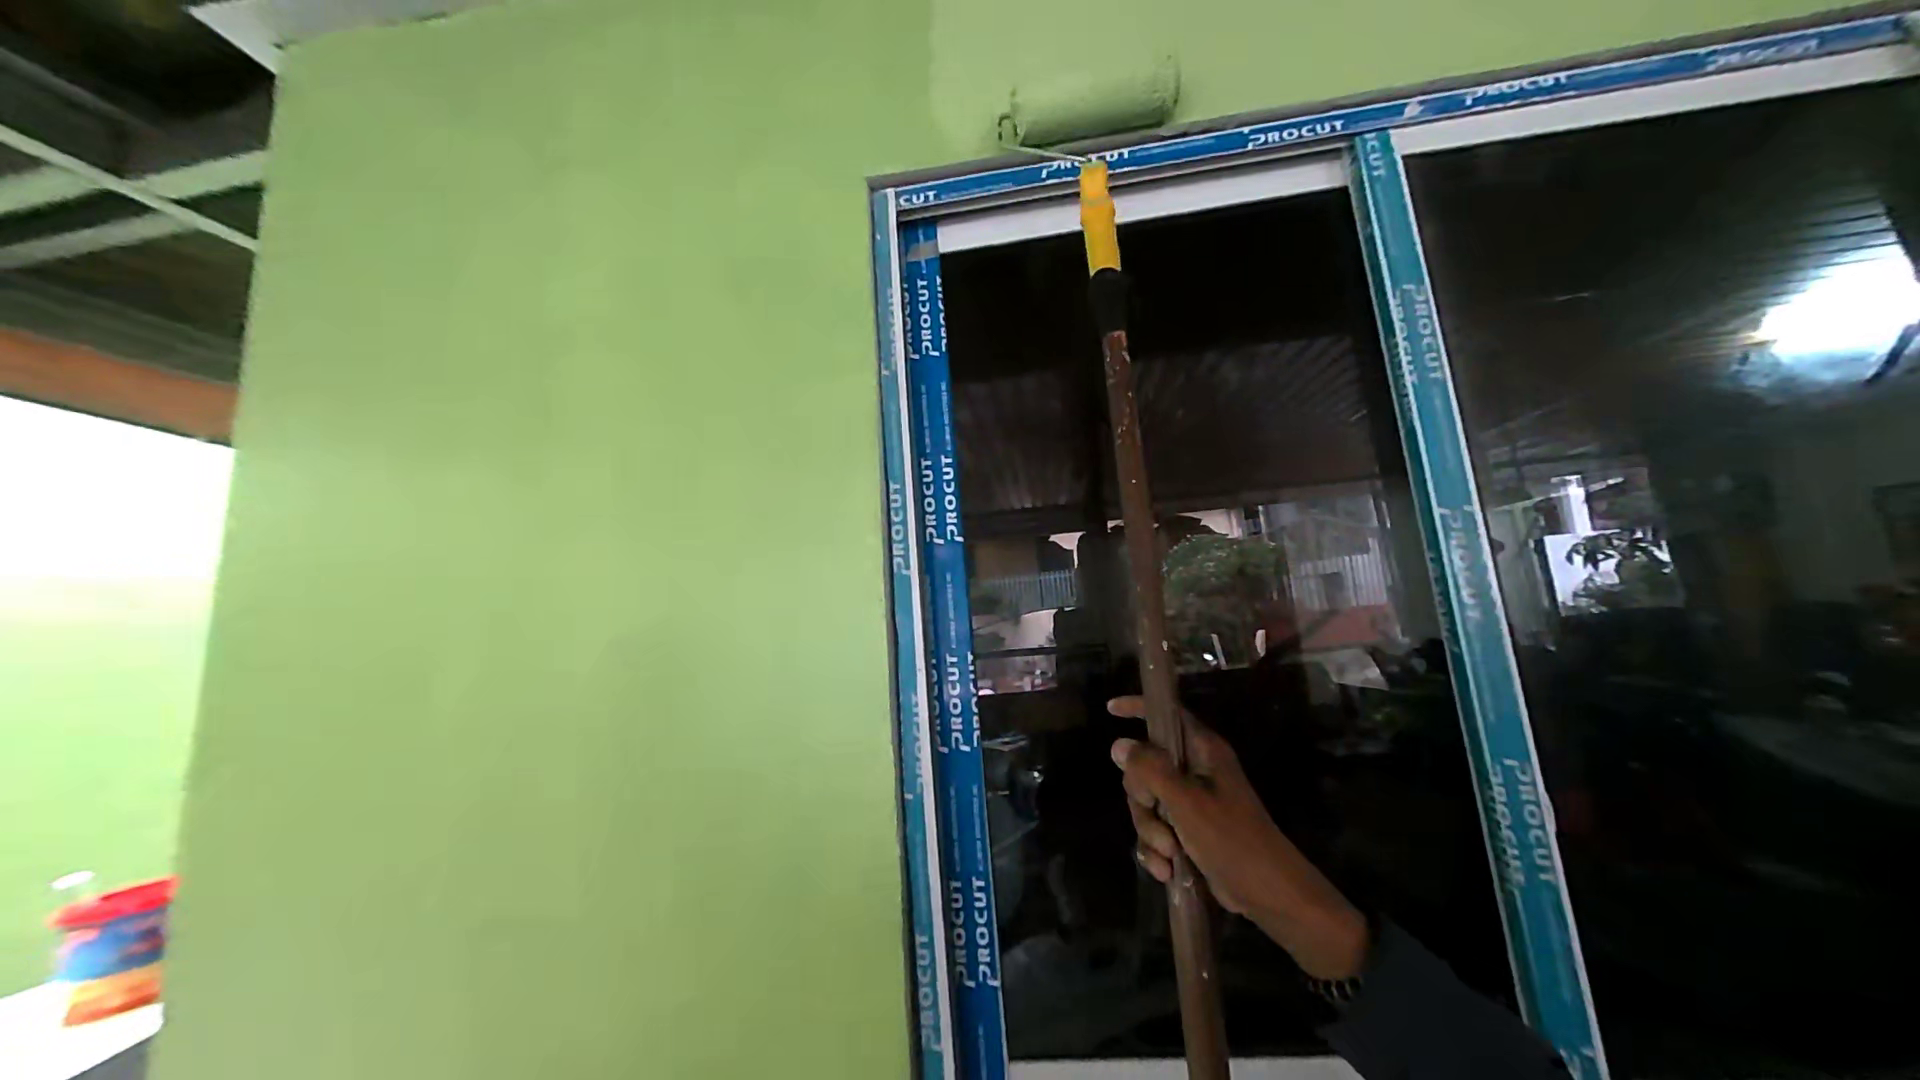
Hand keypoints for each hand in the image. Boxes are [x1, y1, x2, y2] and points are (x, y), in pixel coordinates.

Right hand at [1108, 696, 1369, 979]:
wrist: (1267, 894)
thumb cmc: (1233, 839)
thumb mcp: (1187, 802)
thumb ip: (1151, 770)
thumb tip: (1119, 745)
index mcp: (1202, 752)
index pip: (1168, 715)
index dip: (1139, 708)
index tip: (1111, 710)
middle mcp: (1195, 771)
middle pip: (1144, 767)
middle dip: (1142, 798)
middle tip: (1156, 812)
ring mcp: (1190, 801)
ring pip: (1146, 802)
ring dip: (1150, 830)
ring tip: (1169, 853)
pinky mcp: (1187, 830)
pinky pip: (1155, 829)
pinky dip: (1156, 850)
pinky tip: (1166, 869)